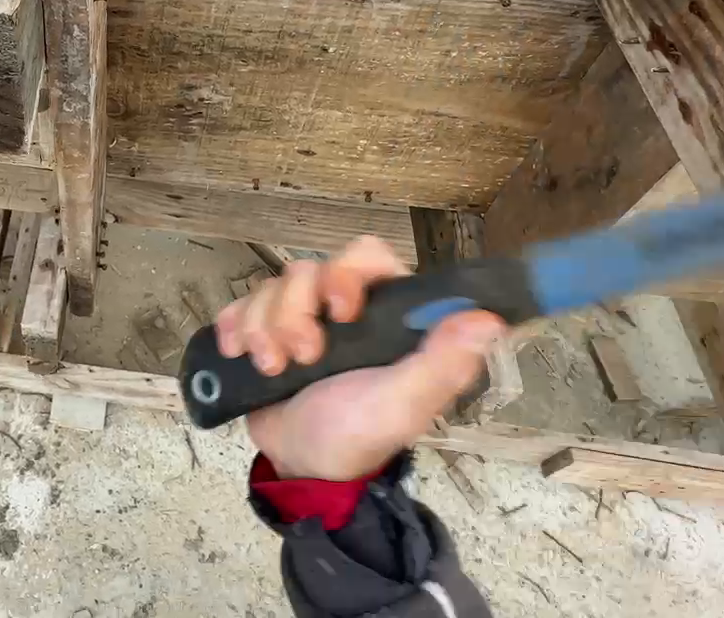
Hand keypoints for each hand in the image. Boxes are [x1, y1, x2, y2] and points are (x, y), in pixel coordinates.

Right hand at [214, 238, 505, 480]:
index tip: (341, 312)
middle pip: (305, 271)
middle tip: (301, 357)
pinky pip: (238, 306)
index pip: (365, 256)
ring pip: (269, 289)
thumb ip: (441, 362)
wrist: (299, 467)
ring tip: (273, 370)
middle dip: (294, 312)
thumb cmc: (359, 435)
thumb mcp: (403, 404)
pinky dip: (234, 328)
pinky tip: (238, 354)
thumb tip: (489, 319)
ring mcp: (294, 315)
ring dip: (265, 330)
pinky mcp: (258, 328)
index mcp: (381, 313)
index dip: (347, 273)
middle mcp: (337, 305)